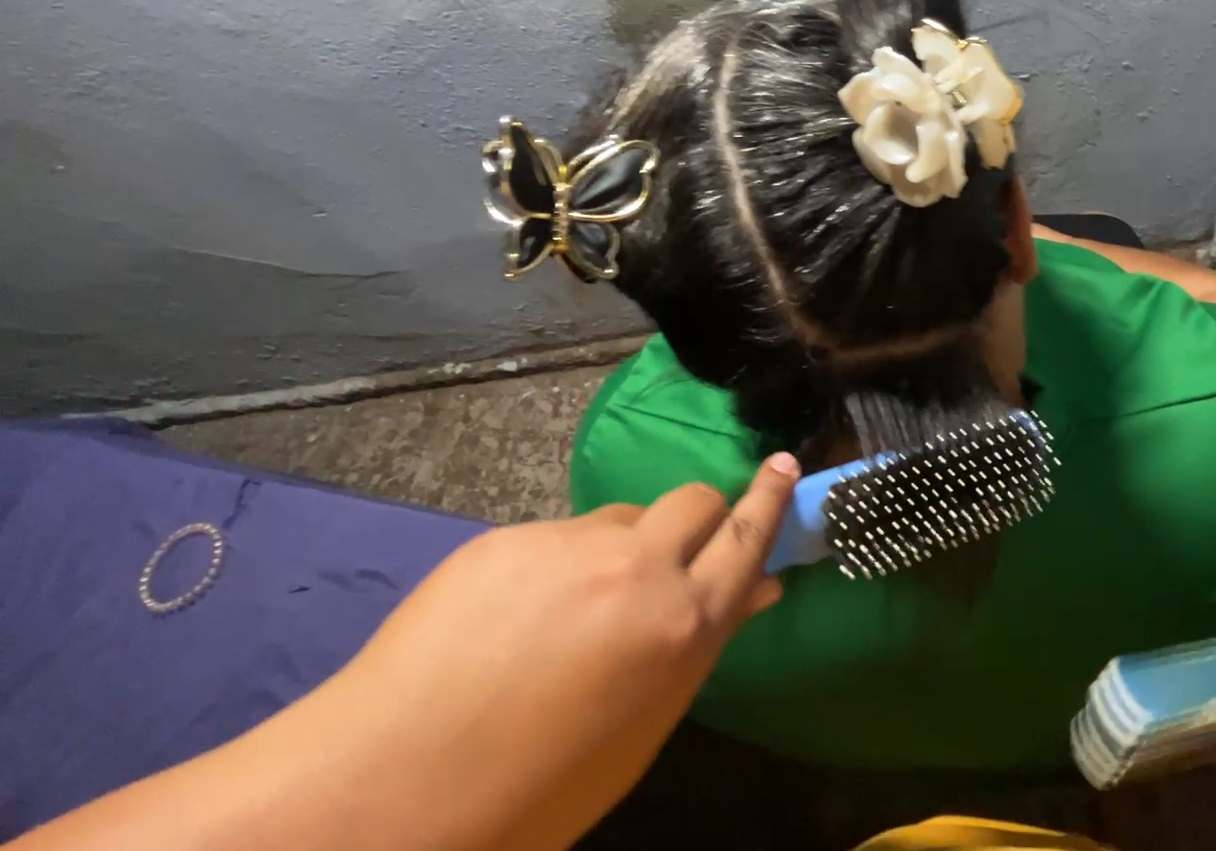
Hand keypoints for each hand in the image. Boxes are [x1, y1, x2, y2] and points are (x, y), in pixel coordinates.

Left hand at [311, 452, 799, 848]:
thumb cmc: (542, 786)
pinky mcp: (508, 538)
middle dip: (701, 518)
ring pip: (625, 517)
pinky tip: (515, 618)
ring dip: (626, 547)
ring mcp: (570, 545)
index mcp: (683, 625)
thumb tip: (753, 590)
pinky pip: (560, 536)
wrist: (390, 793)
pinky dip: (561, 565)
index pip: (747, 539)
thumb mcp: (646, 722)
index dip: (770, 497)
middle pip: (695, 501)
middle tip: (678, 557)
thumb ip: (702, 643)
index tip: (784, 462)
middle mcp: (639, 569)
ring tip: (578, 608)